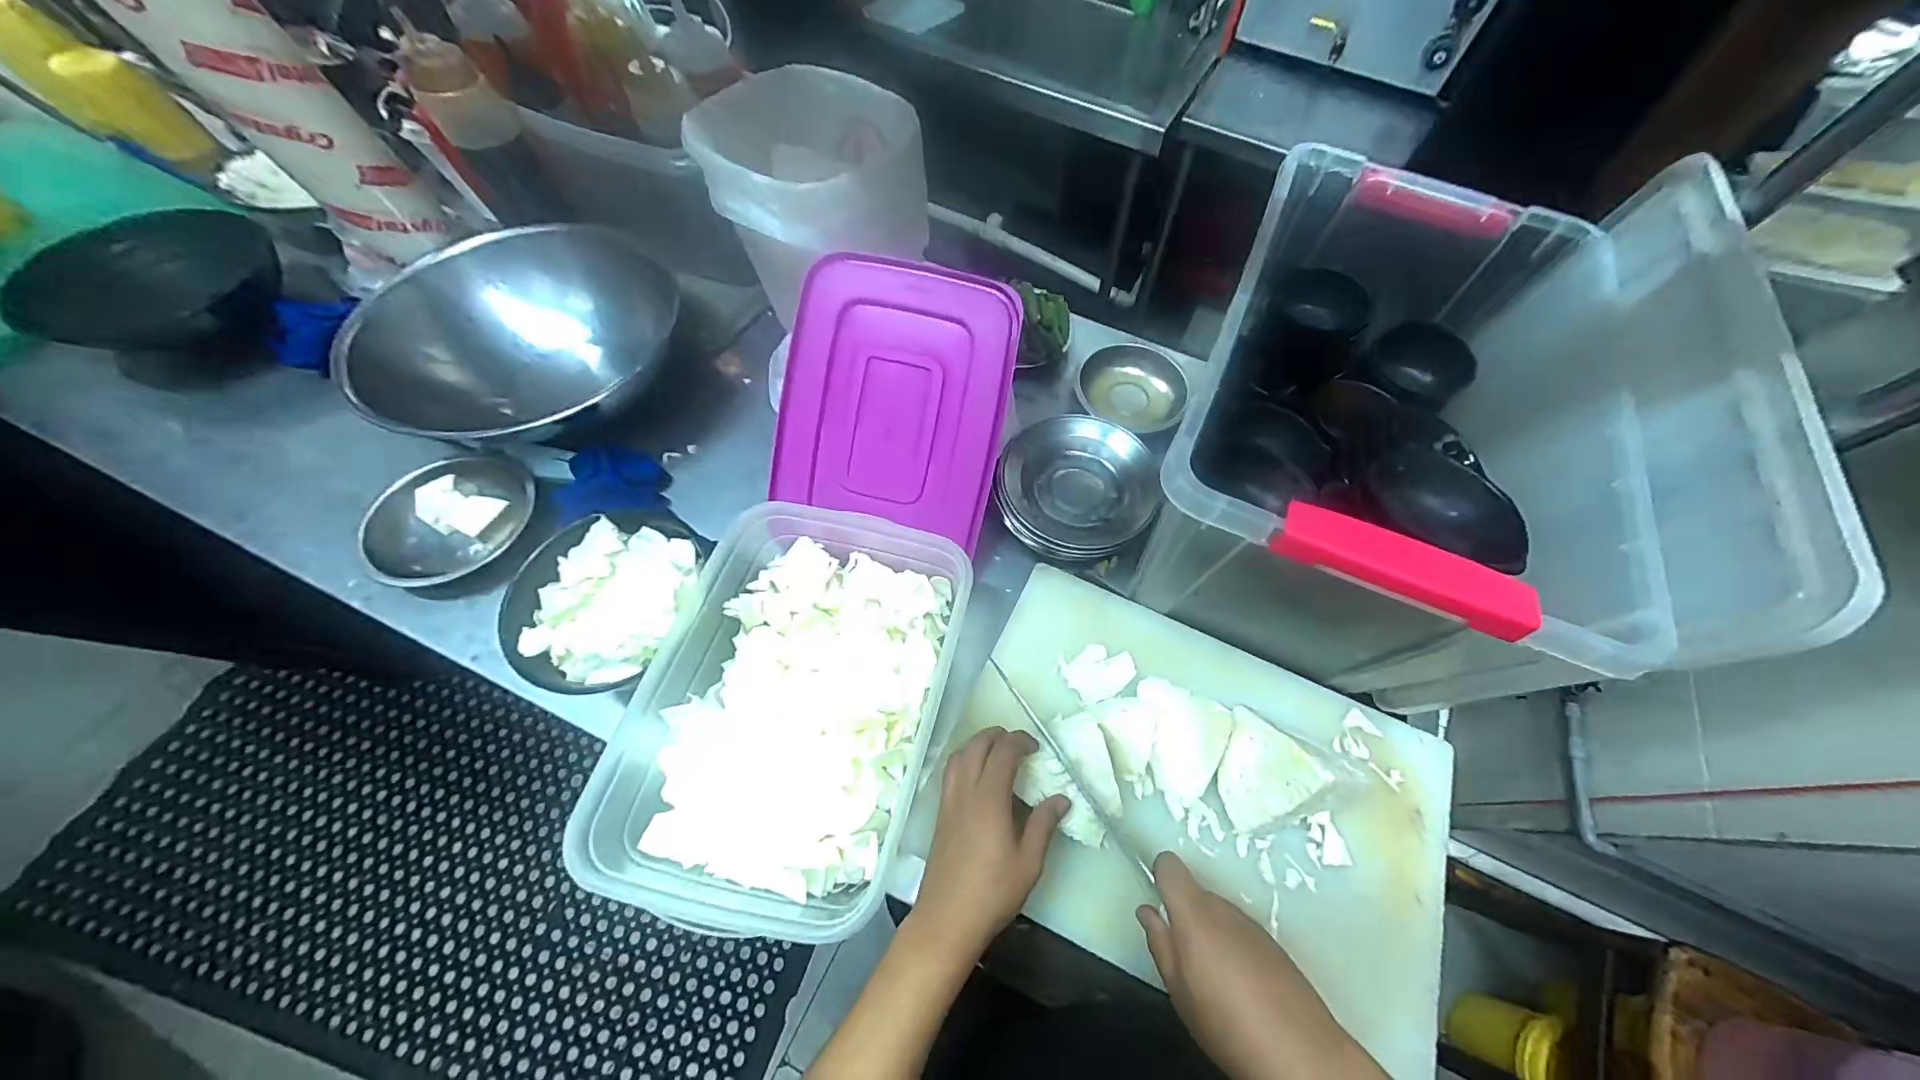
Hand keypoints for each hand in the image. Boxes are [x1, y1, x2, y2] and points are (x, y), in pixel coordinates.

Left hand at [911, 727, 1068, 957]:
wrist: (947, 918)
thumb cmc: (993, 892)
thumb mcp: (1029, 862)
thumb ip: (1044, 825)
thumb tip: (1061, 799)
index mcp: (989, 799)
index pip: (1002, 753)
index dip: (1019, 741)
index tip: (1036, 747)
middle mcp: (964, 792)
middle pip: (976, 746)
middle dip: (997, 736)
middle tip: (1018, 743)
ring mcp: (948, 802)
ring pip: (958, 756)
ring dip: (977, 744)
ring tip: (997, 752)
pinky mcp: (940, 814)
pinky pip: (950, 772)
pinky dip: (965, 760)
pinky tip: (977, 776)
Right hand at [1138, 853, 1387, 1079]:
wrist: (1301, 1054)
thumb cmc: (1227, 1022)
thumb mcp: (1179, 989)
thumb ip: (1160, 943)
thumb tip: (1148, 913)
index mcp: (1194, 913)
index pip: (1171, 867)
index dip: (1161, 874)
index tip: (1157, 896)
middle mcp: (1225, 909)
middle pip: (1197, 893)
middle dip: (1186, 914)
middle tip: (1183, 954)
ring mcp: (1253, 925)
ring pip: (1220, 914)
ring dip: (1212, 932)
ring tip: (1214, 976)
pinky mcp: (1275, 944)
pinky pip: (1242, 932)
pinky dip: (1235, 947)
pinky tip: (1241, 985)